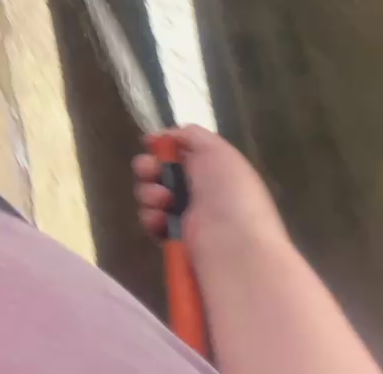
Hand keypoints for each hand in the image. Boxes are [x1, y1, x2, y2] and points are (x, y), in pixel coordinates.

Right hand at [132, 125, 286, 256]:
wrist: (235, 247)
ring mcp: (185, 216)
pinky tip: (162, 220)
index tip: (152, 146)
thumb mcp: (219, 152)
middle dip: (147, 168)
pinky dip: (150, 217)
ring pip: (149, 194)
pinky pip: (150, 221)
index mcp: (212, 171)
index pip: (177, 153)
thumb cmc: (230, 195)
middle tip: (151, 173)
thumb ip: (191, 134)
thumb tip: (163, 136)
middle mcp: (199, 192)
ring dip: (149, 193)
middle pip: (157, 171)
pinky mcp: (173, 238)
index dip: (161, 148)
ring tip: (163, 201)